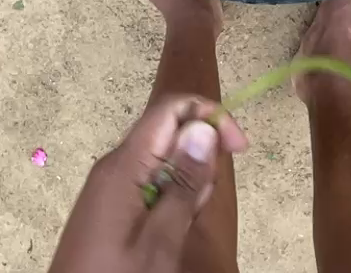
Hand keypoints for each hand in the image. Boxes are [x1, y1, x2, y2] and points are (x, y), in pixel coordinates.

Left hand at [48, 95, 248, 272]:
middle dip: (198, 158)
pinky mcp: (110, 203)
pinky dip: (169, 198)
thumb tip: (204, 128)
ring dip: (185, 184)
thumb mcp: (159, 242)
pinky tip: (169, 232)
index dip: (209, 115)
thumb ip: (183, 185)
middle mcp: (115, 163)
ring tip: (180, 229)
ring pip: (162, 159)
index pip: (170, 108)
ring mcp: (110, 183)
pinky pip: (149, 181)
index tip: (240, 148)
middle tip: (199, 208)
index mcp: (124, 164)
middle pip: (168, 132)